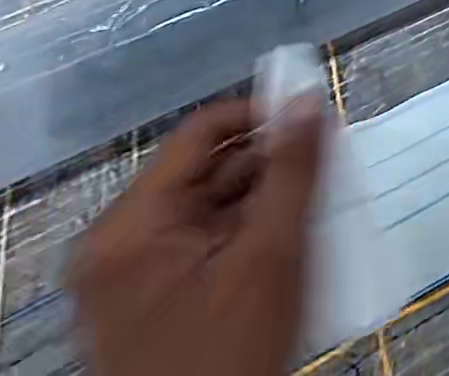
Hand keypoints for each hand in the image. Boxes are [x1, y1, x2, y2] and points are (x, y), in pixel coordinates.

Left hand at [68, 96, 322, 375]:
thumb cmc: (230, 356)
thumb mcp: (270, 255)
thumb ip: (291, 169)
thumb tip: (306, 99)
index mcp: (131, 226)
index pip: (201, 133)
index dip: (259, 114)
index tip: (313, 116)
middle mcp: (122, 240)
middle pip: (209, 169)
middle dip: (271, 163)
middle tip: (327, 161)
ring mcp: (135, 270)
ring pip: (215, 202)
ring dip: (267, 196)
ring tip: (317, 199)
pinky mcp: (154, 293)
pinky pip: (209, 235)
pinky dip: (252, 228)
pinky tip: (291, 235)